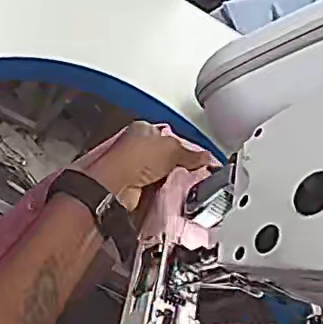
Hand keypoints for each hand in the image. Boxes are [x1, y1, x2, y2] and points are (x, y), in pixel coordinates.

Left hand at [88, 121, 215, 210]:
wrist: (116, 188)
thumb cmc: (134, 159)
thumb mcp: (171, 149)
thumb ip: (191, 153)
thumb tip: (206, 157)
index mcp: (143, 130)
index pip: (170, 136)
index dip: (186, 146)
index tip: (199, 157)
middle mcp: (138, 148)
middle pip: (168, 157)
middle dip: (180, 166)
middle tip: (193, 173)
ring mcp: (135, 170)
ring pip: (163, 176)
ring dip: (173, 182)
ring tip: (183, 185)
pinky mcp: (136, 189)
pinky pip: (157, 191)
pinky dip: (164, 193)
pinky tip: (171, 194)